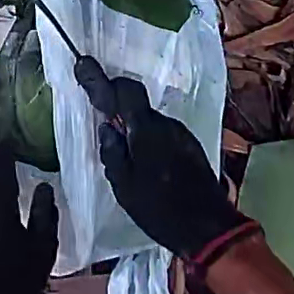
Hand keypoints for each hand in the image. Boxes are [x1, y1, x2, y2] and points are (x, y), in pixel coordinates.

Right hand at [74, 61, 255, 266]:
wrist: (208, 229)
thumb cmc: (159, 208)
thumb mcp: (123, 184)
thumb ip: (112, 151)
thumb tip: (107, 128)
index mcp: (145, 130)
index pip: (123, 91)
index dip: (102, 78)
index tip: (84, 64)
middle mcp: (166, 125)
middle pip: (136, 105)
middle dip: (119, 109)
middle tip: (105, 124)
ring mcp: (182, 134)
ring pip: (150, 121)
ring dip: (136, 128)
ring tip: (128, 156)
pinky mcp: (191, 147)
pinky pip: (163, 133)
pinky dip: (150, 139)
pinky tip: (147, 163)